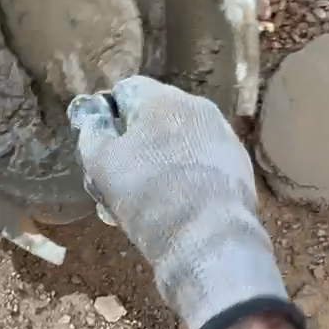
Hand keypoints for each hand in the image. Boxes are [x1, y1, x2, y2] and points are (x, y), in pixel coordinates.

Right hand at [68, 76, 300, 328]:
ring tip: (142, 199)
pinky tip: (171, 206)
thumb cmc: (146, 196)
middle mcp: (198, 108)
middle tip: (116, 178)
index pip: (126, 90)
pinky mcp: (238, 166)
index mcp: (163, 98)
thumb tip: (95, 120)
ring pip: (177, 141)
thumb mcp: (100, 163)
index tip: (100, 144)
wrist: (206, 239)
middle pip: (154, 116)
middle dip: (133, 142)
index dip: (108, 114)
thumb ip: (91, 133)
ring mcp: (223, 136)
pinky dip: (182, 176)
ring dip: (157, 161)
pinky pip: (198, 162)